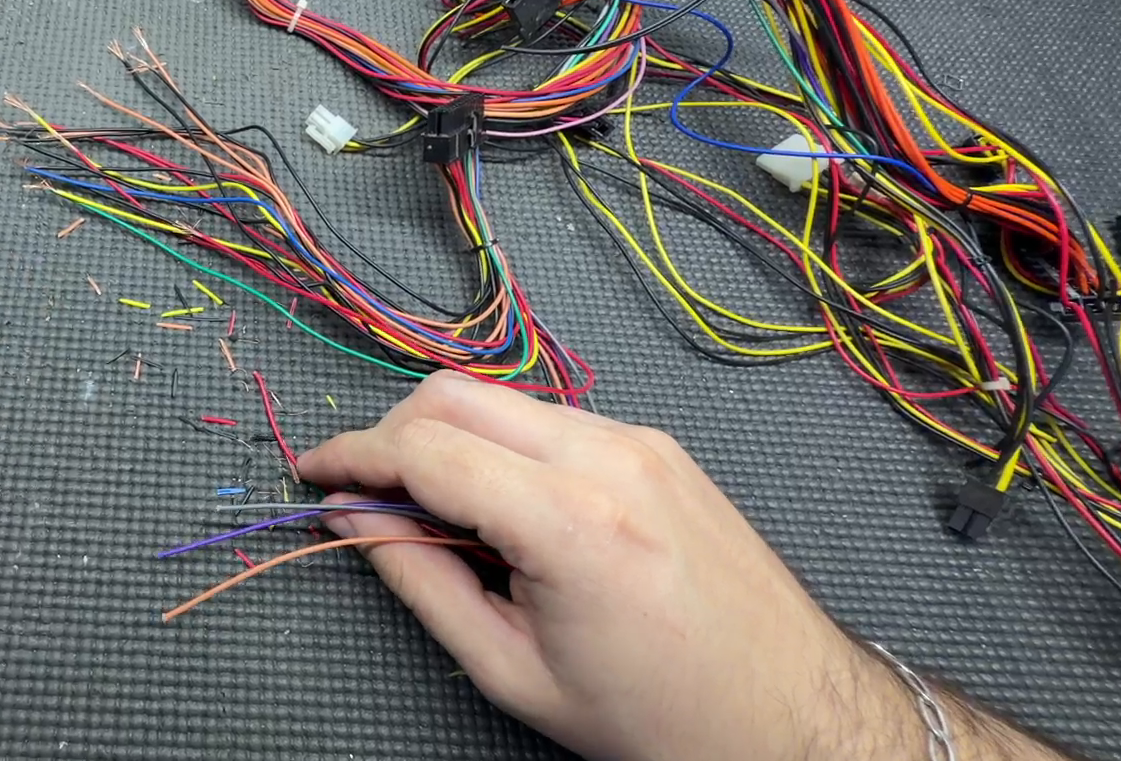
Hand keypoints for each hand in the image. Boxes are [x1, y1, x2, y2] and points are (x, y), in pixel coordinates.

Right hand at [299, 371, 976, 760]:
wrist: (810, 724)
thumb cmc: (656, 720)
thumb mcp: (510, 670)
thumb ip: (415, 578)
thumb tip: (347, 514)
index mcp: (572, 523)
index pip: (424, 449)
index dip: (351, 454)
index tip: (310, 470)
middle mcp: (603, 454)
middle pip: (449, 396)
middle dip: (389, 434)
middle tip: (368, 493)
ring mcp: (633, 436)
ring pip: (490, 399)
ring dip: (440, 436)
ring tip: (439, 509)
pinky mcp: (647, 437)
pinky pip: (537, 415)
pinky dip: (491, 443)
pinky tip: (500, 501)